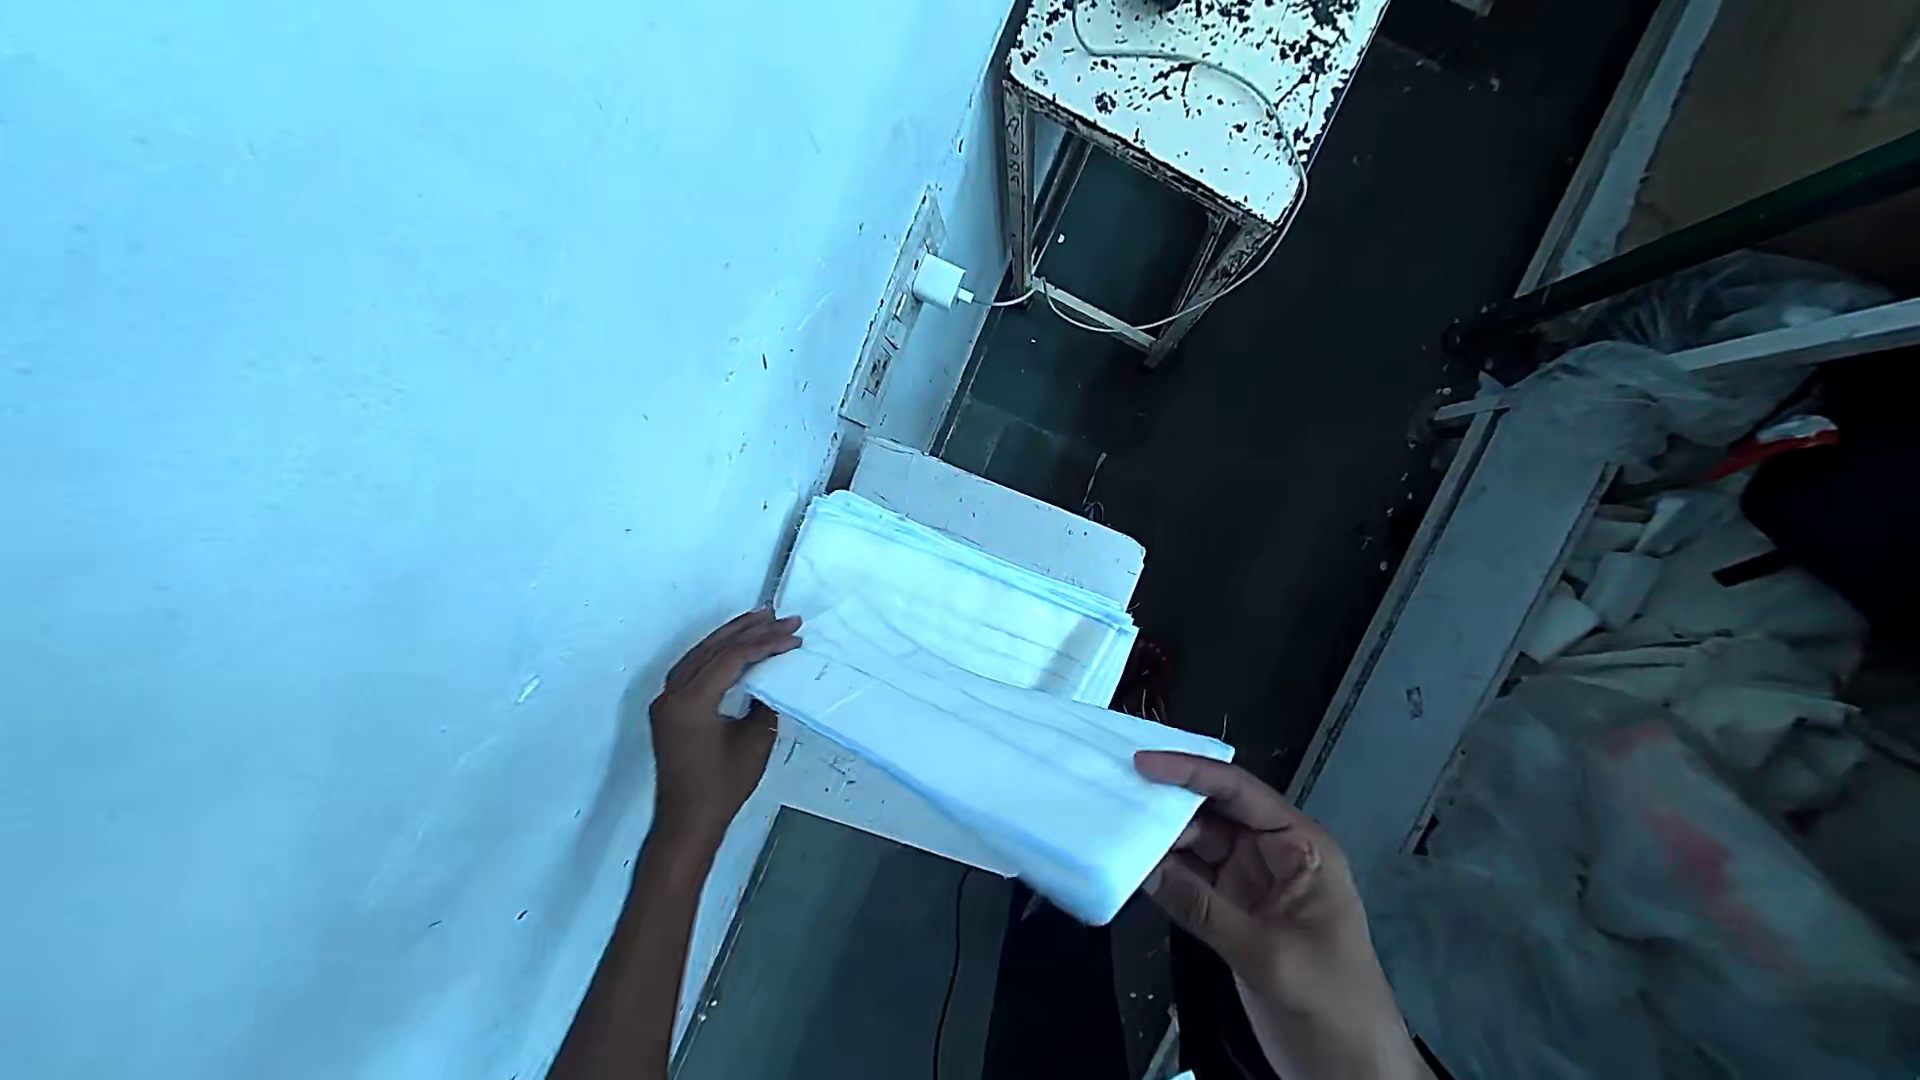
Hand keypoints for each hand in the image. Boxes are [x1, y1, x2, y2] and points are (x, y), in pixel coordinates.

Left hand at [649, 610, 801, 847]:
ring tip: (761, 618)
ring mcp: (667, 700)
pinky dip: (719, 653)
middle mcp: (672, 693)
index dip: (767, 643)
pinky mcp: (671, 709)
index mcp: (690, 700)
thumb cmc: (722, 786)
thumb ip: (763, 702)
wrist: (687, 822)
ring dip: (732, 635)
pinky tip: (737, 647)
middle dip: (750, 629)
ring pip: (701, 653)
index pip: (733, 657)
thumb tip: (770, 680)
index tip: (795, 638)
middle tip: (782, 615)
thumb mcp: (755, 741)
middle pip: (714, 647)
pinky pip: (694, 668)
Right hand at [1136, 752, 1426, 1079]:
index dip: (1190, 772)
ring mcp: (1249, 881)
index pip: (1239, 792)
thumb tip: (1144, 865)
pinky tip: (1131, 862)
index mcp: (1299, 846)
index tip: (1142, 764)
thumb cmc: (1334, 1009)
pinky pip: (1188, 876)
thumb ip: (1203, 908)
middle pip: (1212, 811)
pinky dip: (1161, 869)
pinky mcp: (1230, 909)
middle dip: (1167, 801)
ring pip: (1195, 841)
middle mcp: (1272, 852)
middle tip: (1117, 790)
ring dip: (1159, 836)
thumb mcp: (1270, 958)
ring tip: (1114, 825)